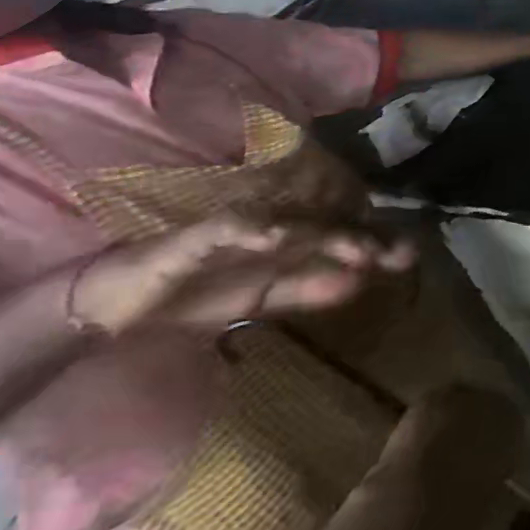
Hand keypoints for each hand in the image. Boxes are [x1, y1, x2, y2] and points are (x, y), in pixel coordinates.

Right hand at [67, 215, 415, 336]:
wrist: (119, 305)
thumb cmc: (196, 295)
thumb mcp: (261, 300)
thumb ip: (308, 289)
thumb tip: (359, 281)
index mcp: (285, 248)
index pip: (334, 239)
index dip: (371, 243)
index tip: (409, 253)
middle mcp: (267, 231)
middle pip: (321, 227)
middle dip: (361, 237)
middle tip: (399, 250)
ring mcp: (235, 231)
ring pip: (287, 224)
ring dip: (322, 234)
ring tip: (357, 245)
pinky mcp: (195, 237)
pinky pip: (226, 229)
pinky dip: (250, 230)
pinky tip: (275, 237)